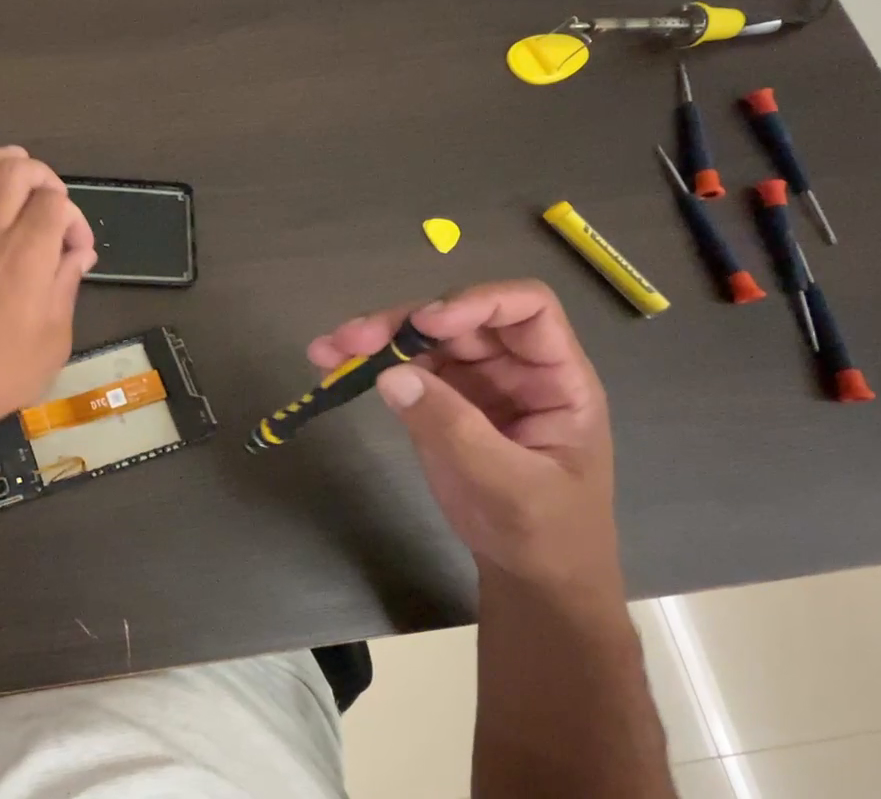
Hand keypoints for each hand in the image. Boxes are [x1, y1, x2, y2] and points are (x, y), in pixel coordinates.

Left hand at [0, 147, 95, 457]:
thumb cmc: (5, 371)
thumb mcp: (56, 336)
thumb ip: (66, 285)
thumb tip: (78, 254)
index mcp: (28, 252)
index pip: (55, 201)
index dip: (74, 217)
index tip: (77, 252)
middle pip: (13, 172)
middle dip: (40, 174)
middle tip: (51, 200)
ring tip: (13, 165)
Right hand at [309, 280, 618, 589]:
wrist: (532, 578)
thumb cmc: (546, 533)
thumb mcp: (510, 486)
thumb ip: (454, 429)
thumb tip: (390, 375)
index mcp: (555, 378)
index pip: (526, 310)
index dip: (478, 303)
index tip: (427, 323)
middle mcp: (513, 368)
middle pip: (456, 320)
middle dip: (402, 323)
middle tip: (350, 339)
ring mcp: (473, 383)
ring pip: (421, 340)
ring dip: (373, 339)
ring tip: (326, 350)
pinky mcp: (438, 402)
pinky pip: (400, 370)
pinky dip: (364, 365)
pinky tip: (330, 366)